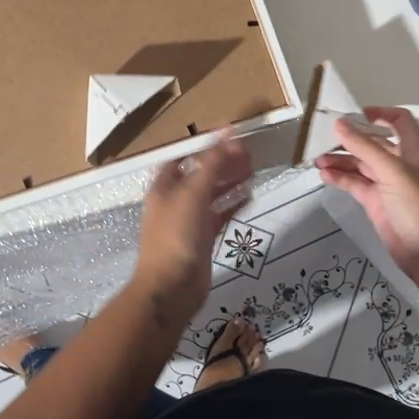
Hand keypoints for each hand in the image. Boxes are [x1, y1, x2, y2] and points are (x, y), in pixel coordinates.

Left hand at [133, 134, 253, 325]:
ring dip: (230, 181)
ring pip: (212, 194)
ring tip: (254, 168)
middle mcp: (175, 200)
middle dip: (222, 161)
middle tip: (249, 151)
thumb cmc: (176, 237)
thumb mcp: (192, 194)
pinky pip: (220, 215)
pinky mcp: (203, 239)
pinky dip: (233, 204)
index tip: (230, 134)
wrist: (171, 289)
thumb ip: (211, 163)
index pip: (184, 156)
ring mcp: (189, 221)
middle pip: (200, 173)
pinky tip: (250, 195)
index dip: (204, 144)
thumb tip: (227, 129)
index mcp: (164, 186)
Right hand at [315, 107, 418, 272]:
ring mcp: (387, 185)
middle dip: (350, 140)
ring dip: (341, 160)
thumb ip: (365, 148)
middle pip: (373, 143)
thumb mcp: (393, 172)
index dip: (380, 114)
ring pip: (361, 164)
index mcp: (412, 151)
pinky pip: (356, 184)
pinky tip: (324, 175)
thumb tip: (339, 124)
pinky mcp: (376, 203)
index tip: (354, 114)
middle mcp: (400, 164)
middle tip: (322, 139)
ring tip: (317, 160)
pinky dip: (340, 178)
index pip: (399, 121)